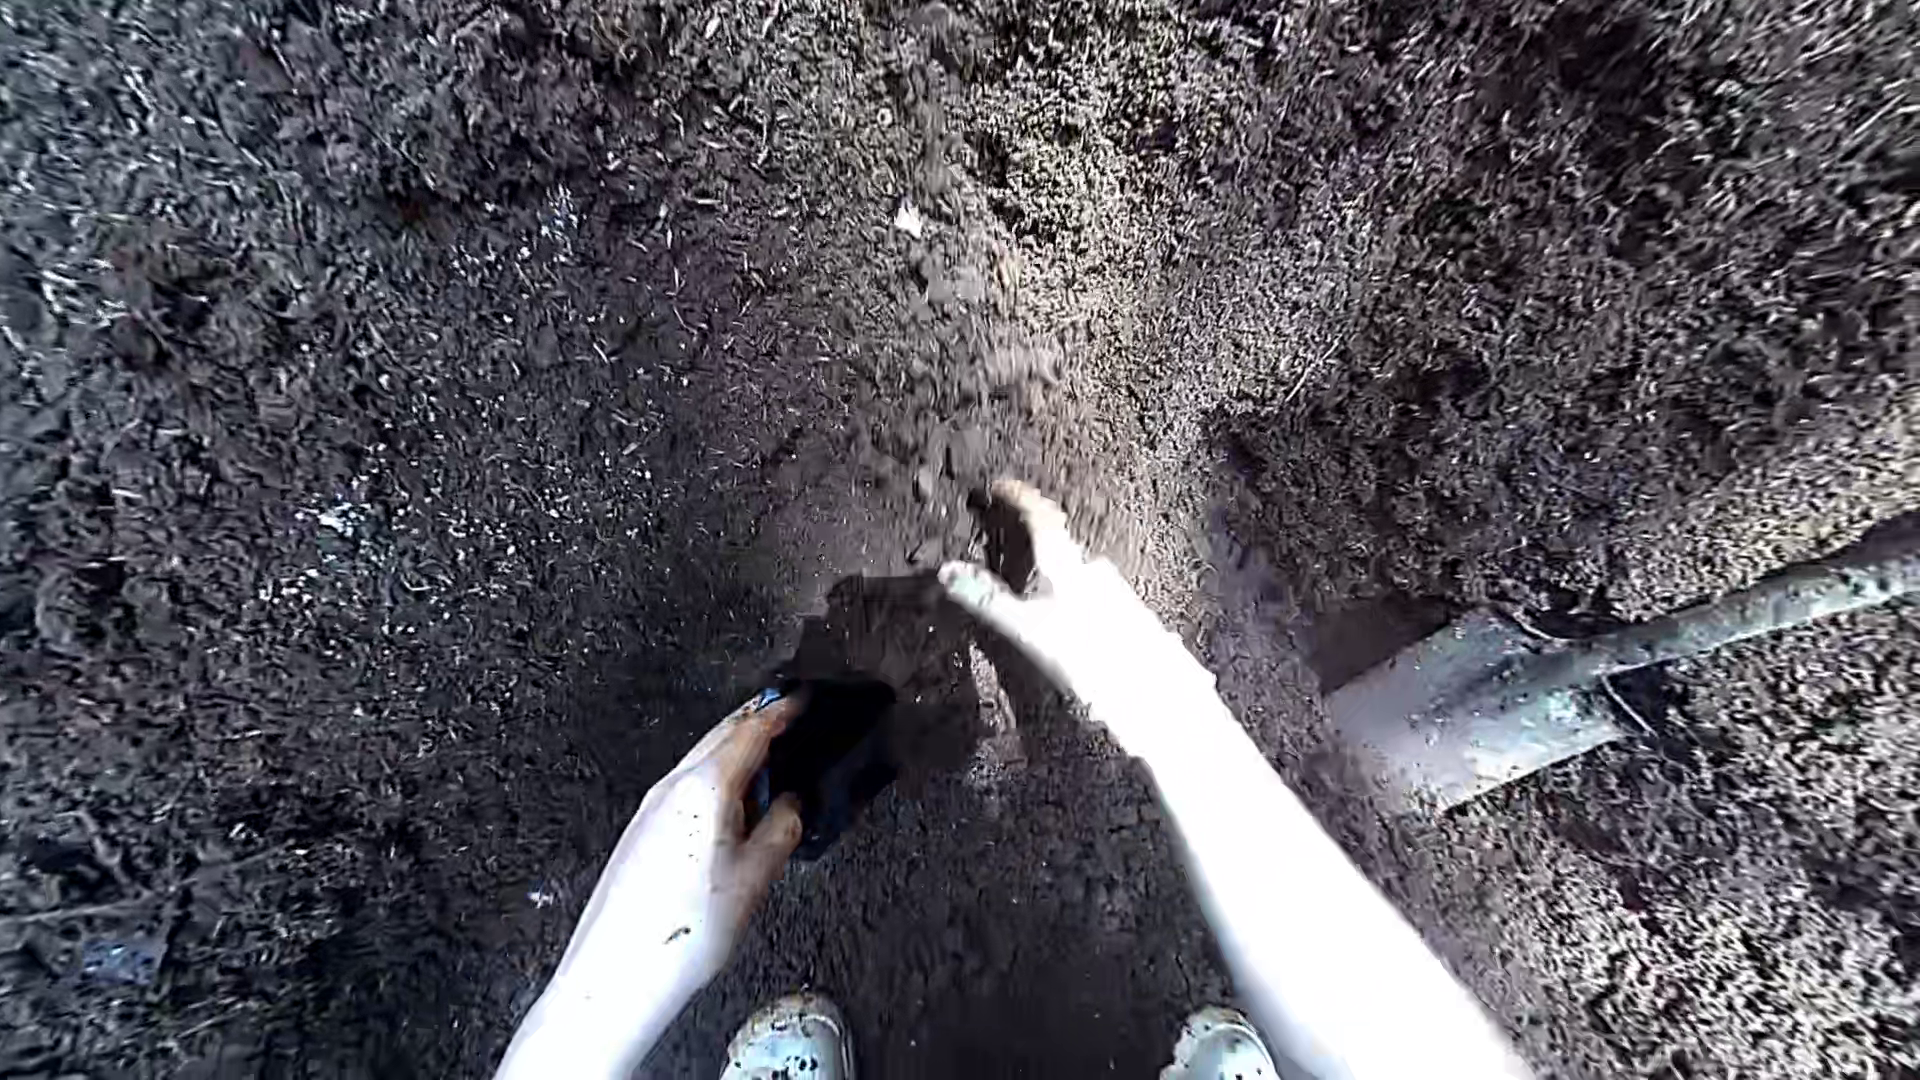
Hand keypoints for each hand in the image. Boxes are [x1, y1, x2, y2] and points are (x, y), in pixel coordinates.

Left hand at [496, 692, 803, 1078]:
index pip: (752, 731)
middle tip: (785, 711)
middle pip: (723, 732)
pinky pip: (687, 775)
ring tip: (763, 748)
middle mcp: (674, 786)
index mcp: (706, 787)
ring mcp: (653, 804)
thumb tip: (791, 803)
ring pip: (702, 752)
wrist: (611, 981)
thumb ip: (783, 827)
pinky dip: (716, 766)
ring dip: (735, 740)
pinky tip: (728, 791)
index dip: (782, 710)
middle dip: (757, 715)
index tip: (800, 698)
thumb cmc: (682, 931)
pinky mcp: (642, 826)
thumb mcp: (756, 876)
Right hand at [938, 480, 1226, 763]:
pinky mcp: (1130, 611)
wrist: (1155, 696)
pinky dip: (1074, 594)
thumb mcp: (1026, 630)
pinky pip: (1093, 590)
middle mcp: (1094, 567)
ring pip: (1077, 569)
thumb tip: (947, 570)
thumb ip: (987, 599)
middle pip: (1059, 542)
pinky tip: (1072, 621)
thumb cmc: (1085, 657)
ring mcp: (1115, 588)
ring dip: (1056, 570)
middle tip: (1012, 539)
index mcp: (1066, 563)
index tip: (1000, 486)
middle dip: (1035, 538)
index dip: (1019, 497)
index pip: (1040, 516)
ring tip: (1037, 590)